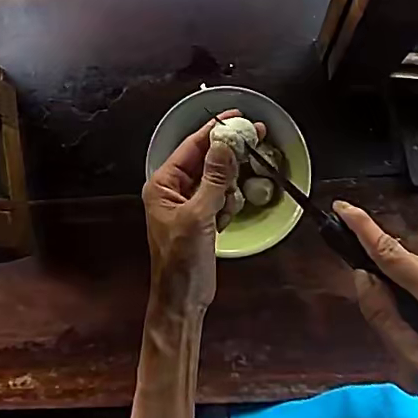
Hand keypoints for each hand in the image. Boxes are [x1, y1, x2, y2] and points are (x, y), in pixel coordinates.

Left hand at [142, 110, 261, 317]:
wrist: (183, 300)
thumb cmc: (182, 259)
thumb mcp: (198, 216)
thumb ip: (214, 179)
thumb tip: (224, 144)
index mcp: (163, 183)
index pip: (191, 147)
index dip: (214, 130)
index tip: (237, 117)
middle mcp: (173, 188)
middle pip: (206, 159)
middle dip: (228, 154)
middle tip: (255, 137)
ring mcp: (189, 202)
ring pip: (216, 177)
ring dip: (227, 187)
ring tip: (226, 206)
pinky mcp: (203, 216)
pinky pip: (220, 196)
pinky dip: (227, 203)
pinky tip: (224, 220)